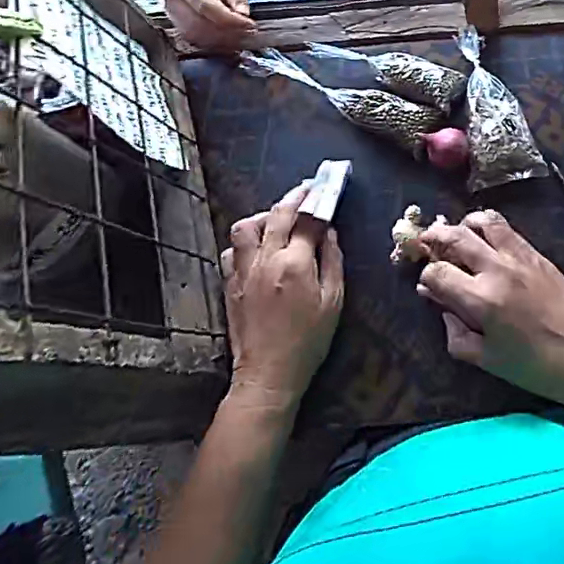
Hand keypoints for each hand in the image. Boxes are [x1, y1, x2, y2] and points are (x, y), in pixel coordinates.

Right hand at [160, 0, 256, 48]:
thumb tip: (242, 13)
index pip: (204, 4)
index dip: (228, 18)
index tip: (249, 23)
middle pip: (196, 24)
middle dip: (226, 32)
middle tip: (249, 32)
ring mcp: (170, 13)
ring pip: (194, 36)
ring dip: (222, 41)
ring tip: (244, 36)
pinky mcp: (176, 24)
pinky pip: (195, 41)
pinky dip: (216, 43)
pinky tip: (233, 39)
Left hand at [222, 182, 344, 411]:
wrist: (268, 374)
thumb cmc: (308, 340)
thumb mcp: (333, 301)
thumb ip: (332, 261)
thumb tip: (329, 231)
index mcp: (295, 263)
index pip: (308, 220)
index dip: (319, 202)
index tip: (326, 190)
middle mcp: (266, 259)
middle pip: (277, 214)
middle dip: (295, 197)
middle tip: (307, 190)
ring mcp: (244, 270)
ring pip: (245, 226)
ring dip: (264, 216)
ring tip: (277, 218)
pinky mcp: (230, 283)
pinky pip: (231, 250)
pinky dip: (244, 242)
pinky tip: (256, 248)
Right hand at [416, 210, 563, 409]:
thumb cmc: (534, 366)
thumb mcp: (486, 358)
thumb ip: (455, 332)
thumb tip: (439, 304)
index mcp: (481, 300)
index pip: (438, 272)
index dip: (426, 276)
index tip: (427, 284)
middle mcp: (497, 270)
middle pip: (455, 237)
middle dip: (434, 237)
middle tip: (425, 242)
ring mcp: (520, 258)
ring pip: (484, 222)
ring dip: (464, 224)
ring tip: (457, 233)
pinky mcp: (537, 254)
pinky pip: (507, 230)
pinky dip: (489, 228)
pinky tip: (485, 240)